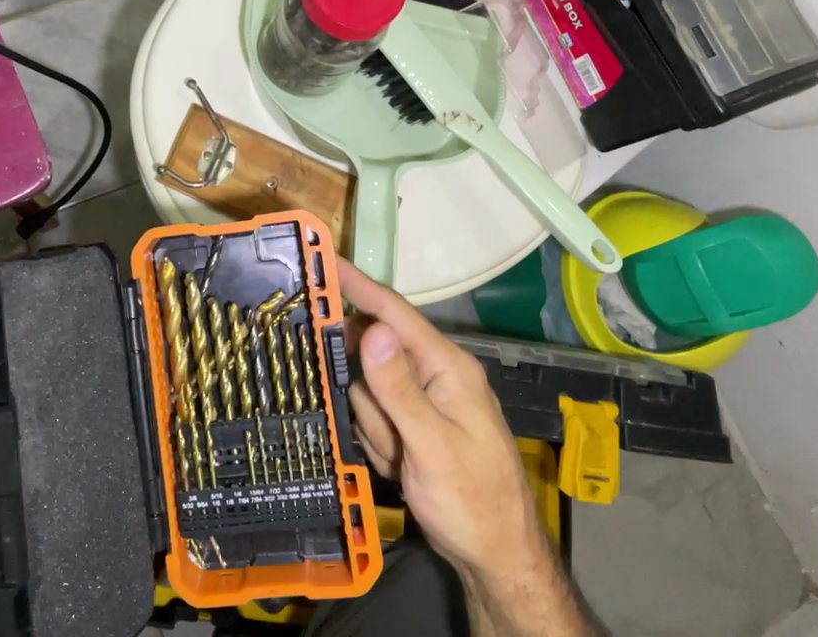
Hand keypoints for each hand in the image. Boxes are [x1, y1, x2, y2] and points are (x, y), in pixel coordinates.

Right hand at [343, 262, 595, 636]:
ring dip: (377, 430)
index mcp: (446, 367)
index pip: (394, 313)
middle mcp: (434, 373)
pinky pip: (373, 418)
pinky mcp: (410, 422)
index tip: (321, 260)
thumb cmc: (472, 500)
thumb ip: (398, 387)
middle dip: (370, 400)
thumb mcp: (431, 445)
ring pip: (367, 393)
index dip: (357, 285)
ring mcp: (421, 399)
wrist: (495, 557)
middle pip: (371, 358)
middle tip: (390, 438)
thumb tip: (371, 329)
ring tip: (405, 462)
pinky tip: (403, 468)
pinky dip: (380, 444)